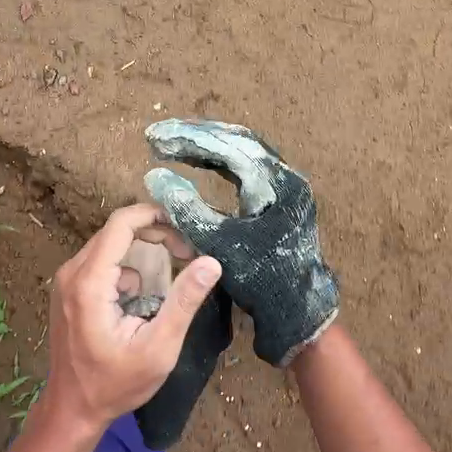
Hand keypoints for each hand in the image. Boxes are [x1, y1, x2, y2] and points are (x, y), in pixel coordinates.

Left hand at [44, 204, 222, 428]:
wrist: (72, 410)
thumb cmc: (115, 384)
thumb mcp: (158, 348)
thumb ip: (183, 302)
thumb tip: (210, 263)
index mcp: (90, 282)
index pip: (120, 224)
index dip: (153, 216)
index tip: (184, 228)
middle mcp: (72, 272)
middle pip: (115, 231)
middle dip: (153, 233)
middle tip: (185, 252)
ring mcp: (66, 280)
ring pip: (108, 244)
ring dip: (141, 249)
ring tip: (170, 270)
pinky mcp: (68, 290)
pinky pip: (100, 262)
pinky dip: (125, 267)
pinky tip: (140, 298)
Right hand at [144, 119, 339, 366]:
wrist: (297, 315)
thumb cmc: (262, 281)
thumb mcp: (220, 245)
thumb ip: (188, 209)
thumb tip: (154, 178)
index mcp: (277, 185)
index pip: (230, 148)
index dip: (191, 140)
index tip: (159, 138)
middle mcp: (283, 178)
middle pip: (235, 143)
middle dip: (196, 138)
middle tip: (161, 137)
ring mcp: (281, 188)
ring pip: (239, 153)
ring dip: (205, 147)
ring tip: (172, 143)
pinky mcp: (274, 199)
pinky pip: (242, 169)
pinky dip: (215, 162)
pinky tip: (194, 160)